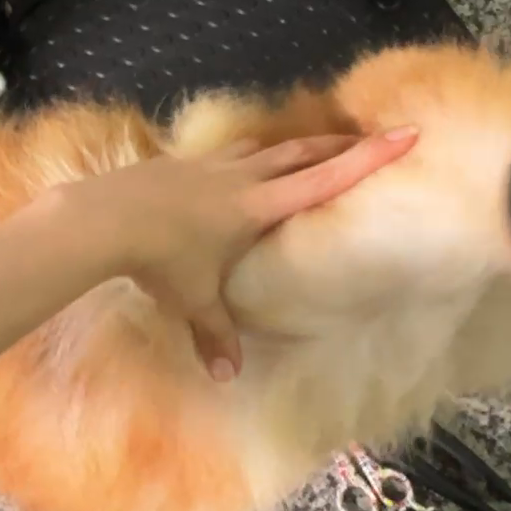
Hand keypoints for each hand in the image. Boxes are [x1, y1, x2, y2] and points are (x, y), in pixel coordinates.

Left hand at [56, 126, 418, 379]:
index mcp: (258, 206)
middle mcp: (241, 178)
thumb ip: (215, 334)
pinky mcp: (179, 162)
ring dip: (289, 146)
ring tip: (304, 148)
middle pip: (300, 153)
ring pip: (261, 148)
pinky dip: (243, 155)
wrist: (105, 218)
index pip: (325, 179)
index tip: (406, 133)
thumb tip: (226, 377)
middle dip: (337, 144)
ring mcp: (208, 164)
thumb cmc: (161, 259)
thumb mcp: (193, 301)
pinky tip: (233, 165)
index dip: (368, 158)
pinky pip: (224, 153)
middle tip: (365, 136)